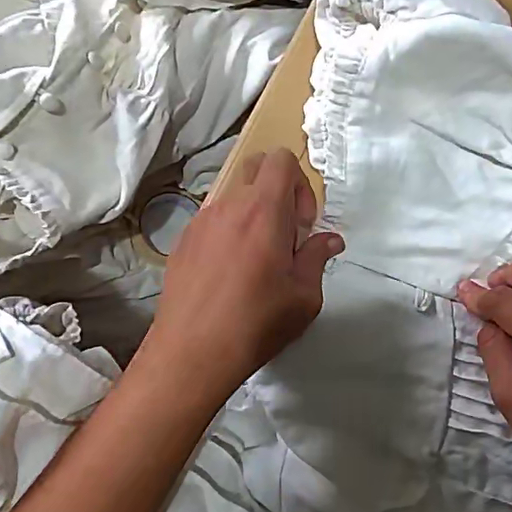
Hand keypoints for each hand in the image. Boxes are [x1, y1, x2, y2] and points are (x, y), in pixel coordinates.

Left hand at [138, 149, 343, 399]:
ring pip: (231, 197)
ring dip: (250, 216)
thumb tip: (330, 240)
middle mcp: (227, 206)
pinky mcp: (181, 242)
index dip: (299, 184)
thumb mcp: (303, 297)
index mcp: (262, 211)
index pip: (280, 160)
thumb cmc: (255, 324)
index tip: (301, 225)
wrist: (191, 352)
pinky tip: (227, 274)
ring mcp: (199, 222)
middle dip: (276, 190)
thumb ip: (317, 259)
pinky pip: (211, 221)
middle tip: (283, 234)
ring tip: (254, 261)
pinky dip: (227, 233)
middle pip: (255, 168)